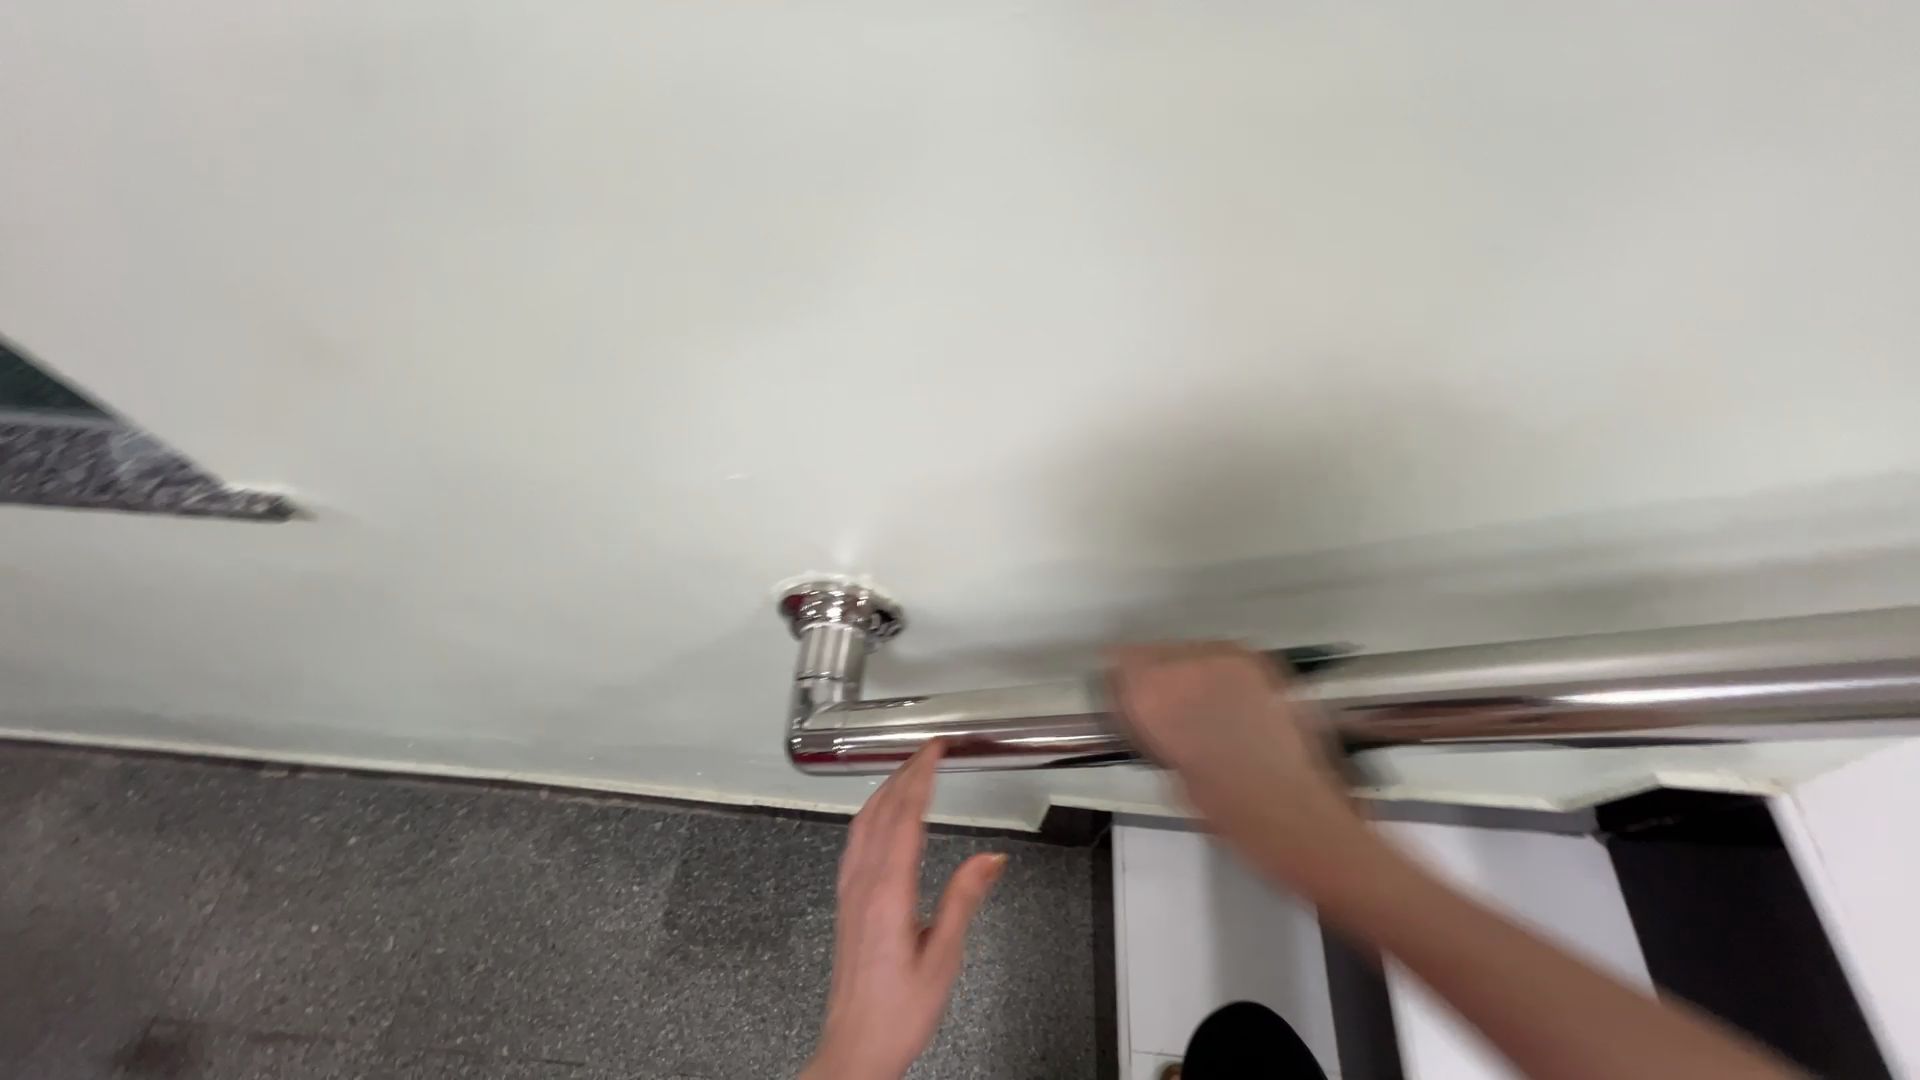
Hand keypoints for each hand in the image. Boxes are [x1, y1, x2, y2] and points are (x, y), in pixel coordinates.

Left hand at [803, 740, 1005, 1079]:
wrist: (855, 1047)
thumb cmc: (897, 1012)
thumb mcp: (944, 957)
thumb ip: (964, 900)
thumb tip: (989, 858)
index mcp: (888, 891)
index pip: (906, 814)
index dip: (921, 775)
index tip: (935, 750)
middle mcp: (863, 883)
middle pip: (882, 809)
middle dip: (906, 771)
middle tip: (928, 749)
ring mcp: (850, 889)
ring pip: (864, 820)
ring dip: (886, 787)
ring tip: (907, 769)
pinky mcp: (846, 900)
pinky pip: (855, 839)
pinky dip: (871, 812)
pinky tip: (879, 814)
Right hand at [1108, 643, 1370, 893]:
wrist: (1291, 810)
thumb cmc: (1220, 805)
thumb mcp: (1165, 766)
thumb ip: (1149, 725)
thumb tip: (1144, 708)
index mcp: (1149, 694)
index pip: (1119, 662)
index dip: (1124, 683)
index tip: (1130, 701)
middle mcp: (1182, 664)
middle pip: (1154, 651)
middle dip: (1158, 675)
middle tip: (1171, 709)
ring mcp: (1225, 657)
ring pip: (1191, 650)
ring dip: (1191, 673)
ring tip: (1207, 707)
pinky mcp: (1260, 661)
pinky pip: (1226, 657)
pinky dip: (1223, 675)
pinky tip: (1234, 704)